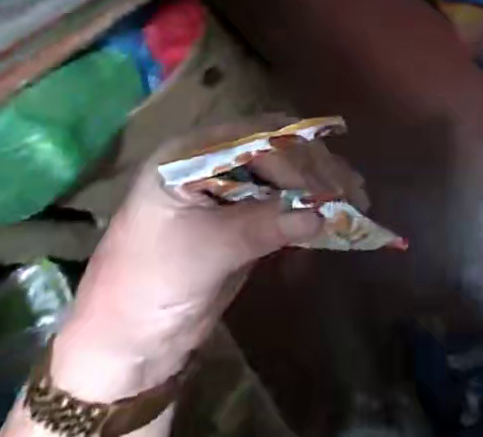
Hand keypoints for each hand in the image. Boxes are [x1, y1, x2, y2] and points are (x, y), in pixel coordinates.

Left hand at [48, 118, 367, 400]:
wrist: (125, 343)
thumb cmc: (150, 285)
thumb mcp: (206, 252)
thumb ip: (263, 226)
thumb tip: (322, 215)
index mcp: (191, 154)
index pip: (255, 138)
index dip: (295, 160)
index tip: (327, 190)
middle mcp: (211, 159)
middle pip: (275, 148)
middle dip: (315, 168)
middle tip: (351, 194)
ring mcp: (228, 185)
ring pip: (285, 170)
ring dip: (320, 184)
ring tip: (356, 201)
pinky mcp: (241, 211)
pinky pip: (283, 198)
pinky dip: (309, 207)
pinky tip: (332, 219)